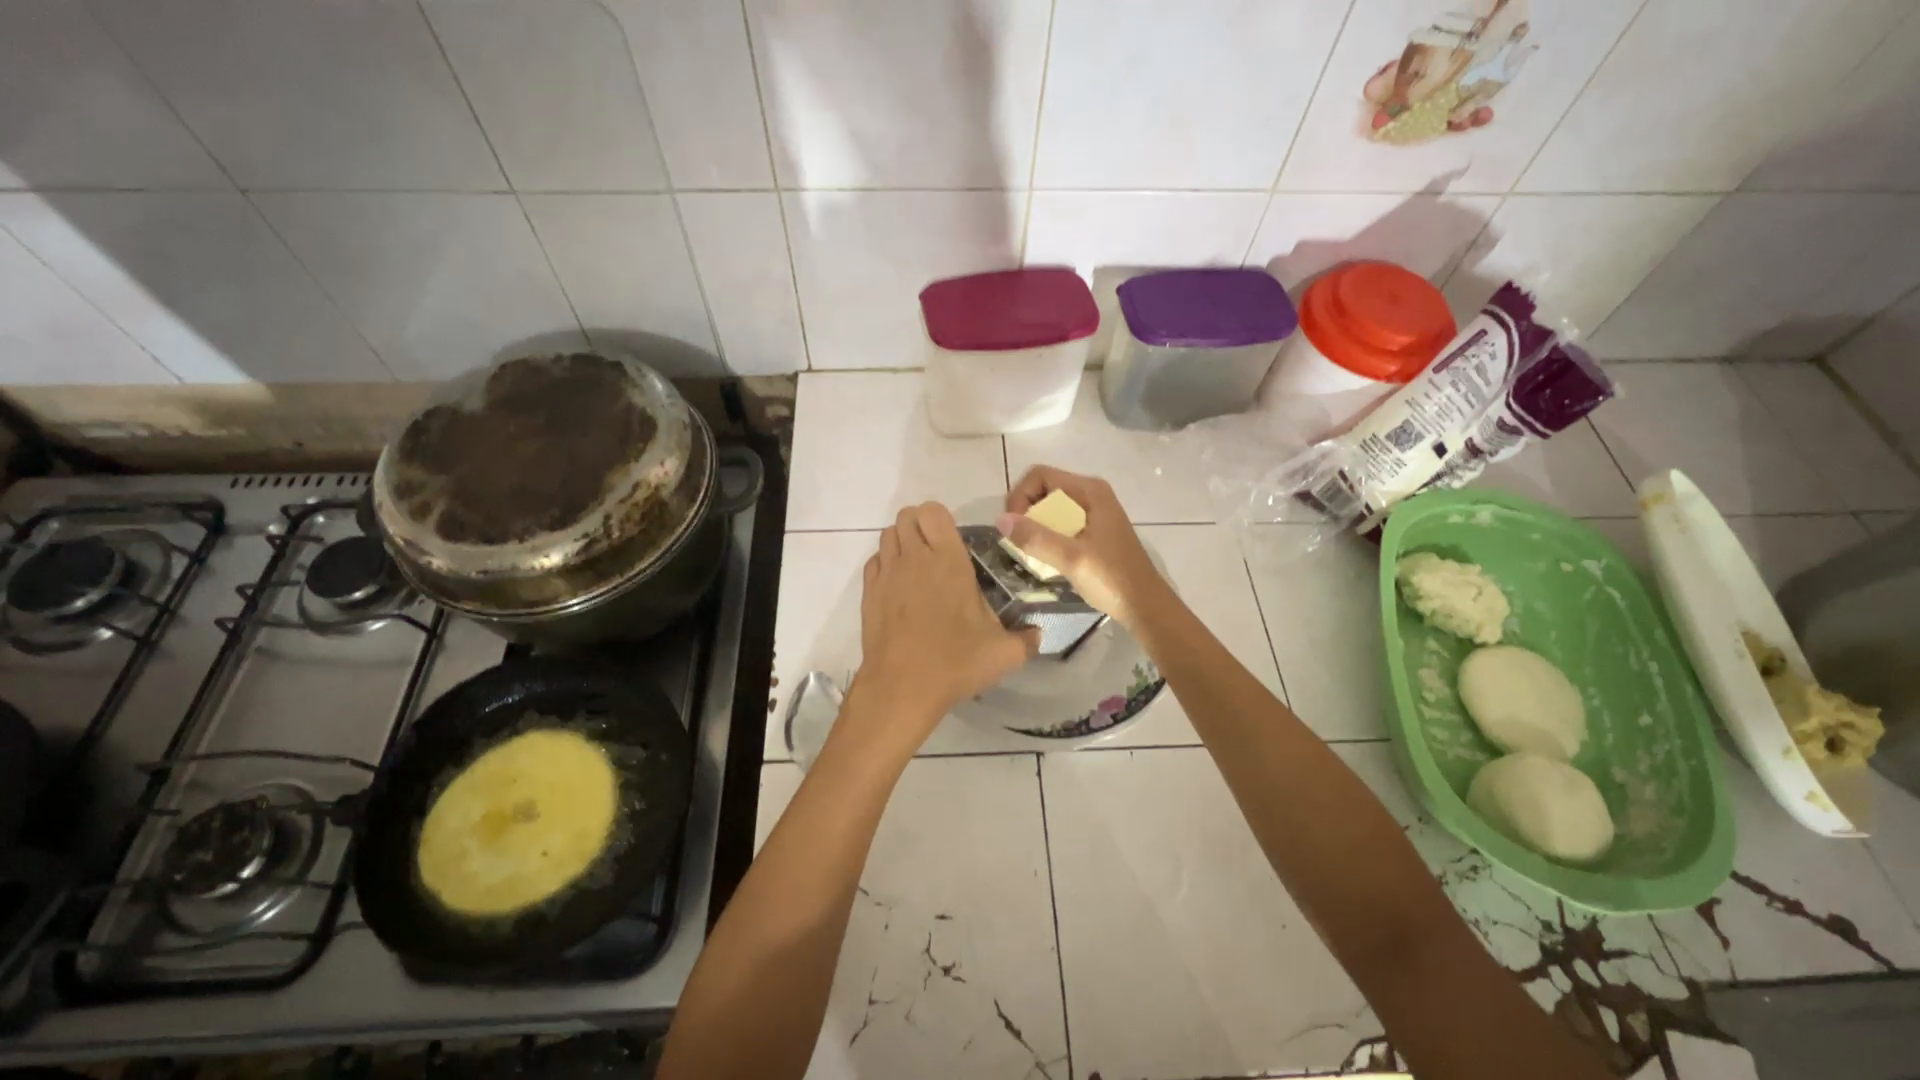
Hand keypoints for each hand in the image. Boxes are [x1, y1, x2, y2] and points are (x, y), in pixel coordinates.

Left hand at [844, 502, 1038, 754]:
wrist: (902, 688)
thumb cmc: (955, 662)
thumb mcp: (1003, 653)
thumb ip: (1026, 640)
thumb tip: (1039, 635)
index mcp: (948, 560)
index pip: (934, 511)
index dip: (941, 518)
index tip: (953, 540)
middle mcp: (914, 558)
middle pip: (906, 516)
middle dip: (920, 525)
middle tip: (936, 551)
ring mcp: (887, 574)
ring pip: (887, 535)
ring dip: (902, 542)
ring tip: (918, 567)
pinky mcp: (869, 594)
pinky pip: (874, 561)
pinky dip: (885, 564)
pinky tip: (899, 587)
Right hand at [998, 466, 1171, 628]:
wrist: (1145, 605)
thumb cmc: (1112, 579)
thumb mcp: (1072, 558)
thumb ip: (1037, 538)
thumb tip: (1000, 520)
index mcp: (1090, 491)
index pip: (1040, 475)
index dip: (1020, 496)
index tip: (1013, 526)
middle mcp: (1092, 494)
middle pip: (1044, 488)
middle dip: (1025, 510)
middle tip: (1017, 540)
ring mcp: (1094, 511)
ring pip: (1051, 507)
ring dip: (1034, 524)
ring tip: (1028, 549)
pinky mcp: (1093, 529)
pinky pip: (1060, 521)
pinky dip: (1047, 534)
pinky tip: (1045, 555)